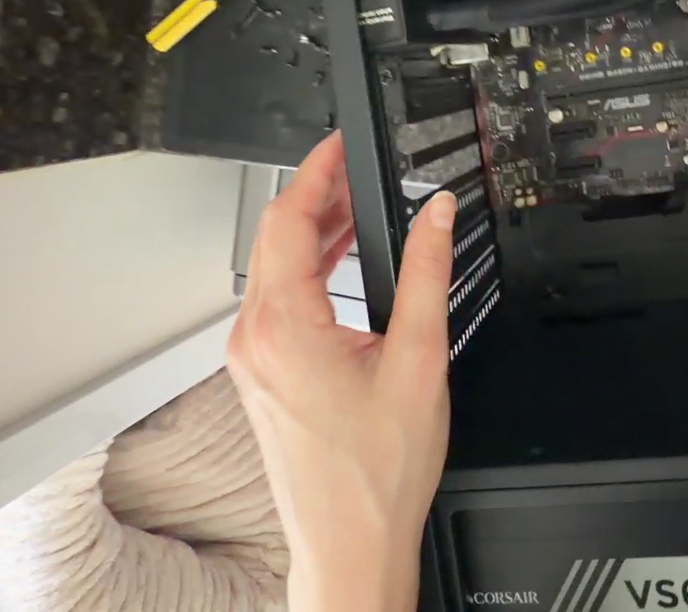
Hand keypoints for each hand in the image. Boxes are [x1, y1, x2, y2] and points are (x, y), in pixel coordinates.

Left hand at [228, 132, 456, 611]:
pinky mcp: (262, 371)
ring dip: (314, 228)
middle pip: (276, 236)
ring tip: (357, 202)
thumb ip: (424, 274)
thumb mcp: (417, 358)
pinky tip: (341, 256)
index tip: (340, 143)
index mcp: (285, 327)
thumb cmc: (376, 472)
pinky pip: (278, 296)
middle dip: (316, 193)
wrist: (349, 544)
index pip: (290, 219)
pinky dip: (309, 264)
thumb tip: (435, 214)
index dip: (316, 171)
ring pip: (275, 265)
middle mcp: (255, 338)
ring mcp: (252, 357)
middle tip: (357, 166)